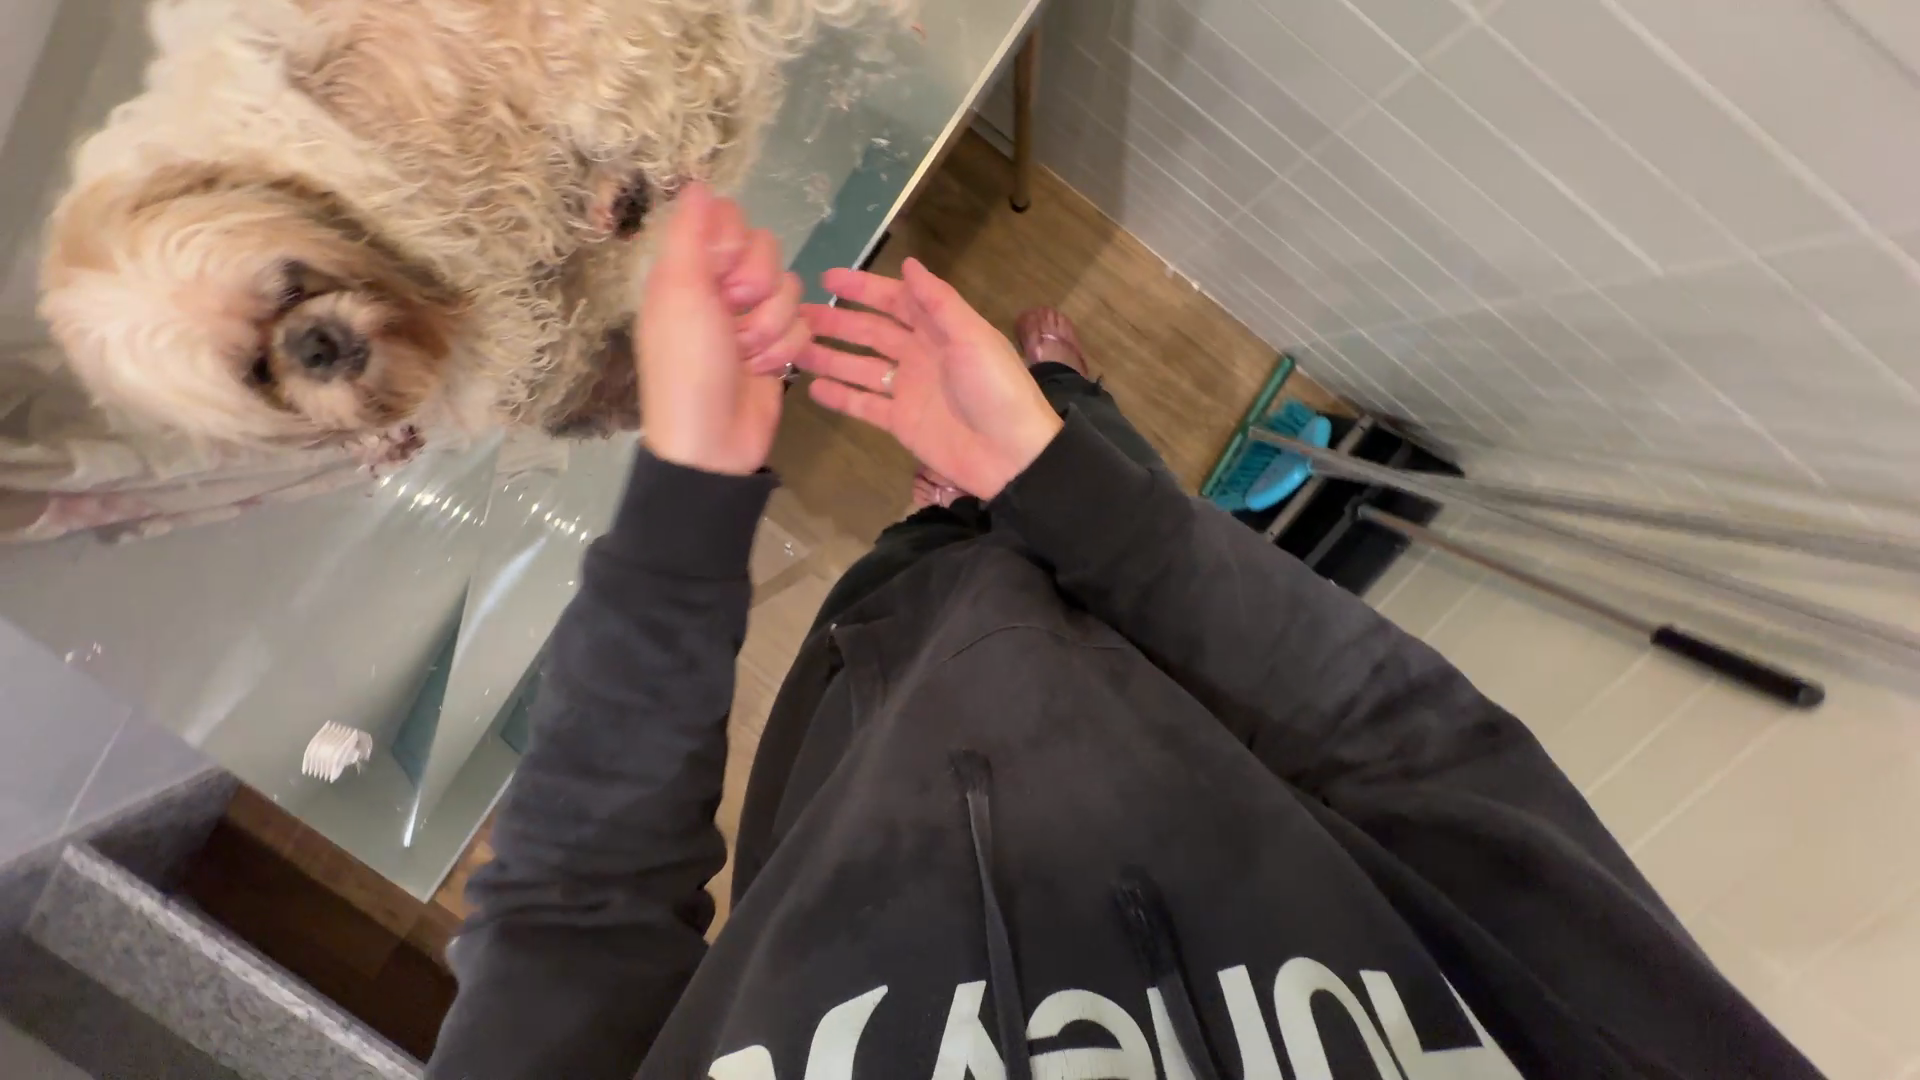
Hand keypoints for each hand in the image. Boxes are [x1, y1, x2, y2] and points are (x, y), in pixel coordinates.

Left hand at [635, 183, 805, 474]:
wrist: (715, 438)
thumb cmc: (689, 366)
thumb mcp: (680, 293)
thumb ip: (691, 235)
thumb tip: (699, 182)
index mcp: (690, 269)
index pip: (731, 219)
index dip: (736, 244)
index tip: (722, 273)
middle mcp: (722, 287)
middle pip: (768, 252)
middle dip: (757, 291)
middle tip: (734, 317)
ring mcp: (752, 319)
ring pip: (791, 291)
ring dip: (770, 328)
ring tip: (747, 355)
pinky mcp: (779, 348)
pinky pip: (803, 326)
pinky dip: (786, 351)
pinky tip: (764, 371)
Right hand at [798, 259, 1063, 500]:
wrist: (1011, 455)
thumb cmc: (997, 390)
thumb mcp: (973, 338)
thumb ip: (939, 303)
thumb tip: (910, 263)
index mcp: (940, 330)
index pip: (896, 301)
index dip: (863, 289)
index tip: (827, 278)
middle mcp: (920, 355)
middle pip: (872, 333)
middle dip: (837, 322)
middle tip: (797, 313)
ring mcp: (908, 390)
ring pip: (861, 367)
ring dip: (830, 356)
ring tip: (793, 347)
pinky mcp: (901, 422)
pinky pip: (864, 405)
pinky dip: (840, 396)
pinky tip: (813, 387)